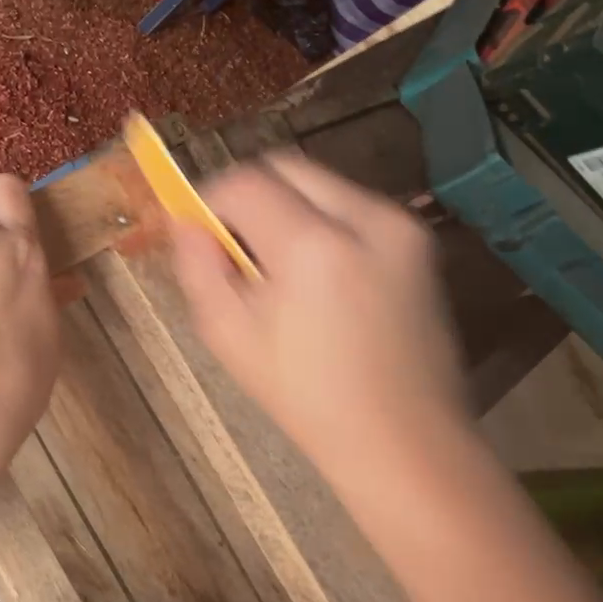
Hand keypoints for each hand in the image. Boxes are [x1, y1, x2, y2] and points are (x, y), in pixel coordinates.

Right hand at [172, 155, 471, 487]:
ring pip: (318, 184)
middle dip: (244, 194)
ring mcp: (401, 227)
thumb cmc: (300, 391)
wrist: (401, 435)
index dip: (206, 199)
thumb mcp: (226, 332)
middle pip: (285, 167)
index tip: (191, 230)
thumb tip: (184, 221)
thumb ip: (198, 266)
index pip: (244, 182)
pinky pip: (349, 207)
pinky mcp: (418, 242)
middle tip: (224, 243)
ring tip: (267, 265)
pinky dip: (315, 222)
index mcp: (312, 245)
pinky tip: (307, 276)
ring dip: (280, 207)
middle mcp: (366, 218)